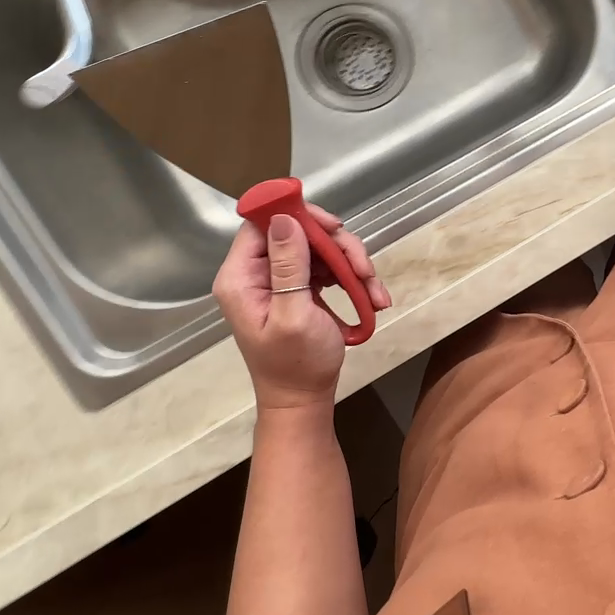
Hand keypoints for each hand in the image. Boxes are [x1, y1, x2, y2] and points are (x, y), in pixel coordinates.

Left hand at [212, 205, 392, 410]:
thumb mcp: (293, 315)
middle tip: (362, 266)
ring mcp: (282, 279)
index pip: (263, 224)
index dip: (297, 216)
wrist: (304, 398)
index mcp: (242, 277)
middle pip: (300, 232)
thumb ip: (288, 266)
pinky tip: (372, 297)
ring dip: (352, 263)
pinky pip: (330, 266)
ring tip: (372, 290)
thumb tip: (283, 219)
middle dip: (337, 246)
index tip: (332, 227)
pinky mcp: (302, 287)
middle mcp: (258, 273)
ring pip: (321, 247)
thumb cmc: (295, 363)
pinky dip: (354, 277)